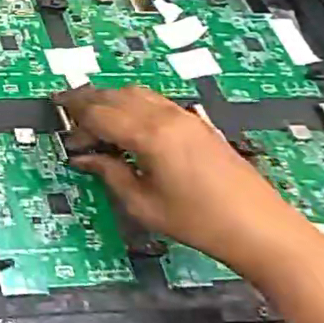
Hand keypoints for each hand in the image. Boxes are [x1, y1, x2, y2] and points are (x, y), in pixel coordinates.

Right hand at [56, 84, 318, 274]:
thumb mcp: (144, 205)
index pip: (99, 114)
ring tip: (92, 116)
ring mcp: (184, 116)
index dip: (75, 119)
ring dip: (109, 99)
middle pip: (114, 95)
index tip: (61, 128)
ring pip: (135, 92)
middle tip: (66, 112)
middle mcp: (165, 116)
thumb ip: (110, 174)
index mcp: (149, 135)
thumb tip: (85, 159)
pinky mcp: (196, 124)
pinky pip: (153, 101)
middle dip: (86, 101)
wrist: (262, 230)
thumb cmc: (200, 222)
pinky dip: (130, 104)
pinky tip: (126, 124)